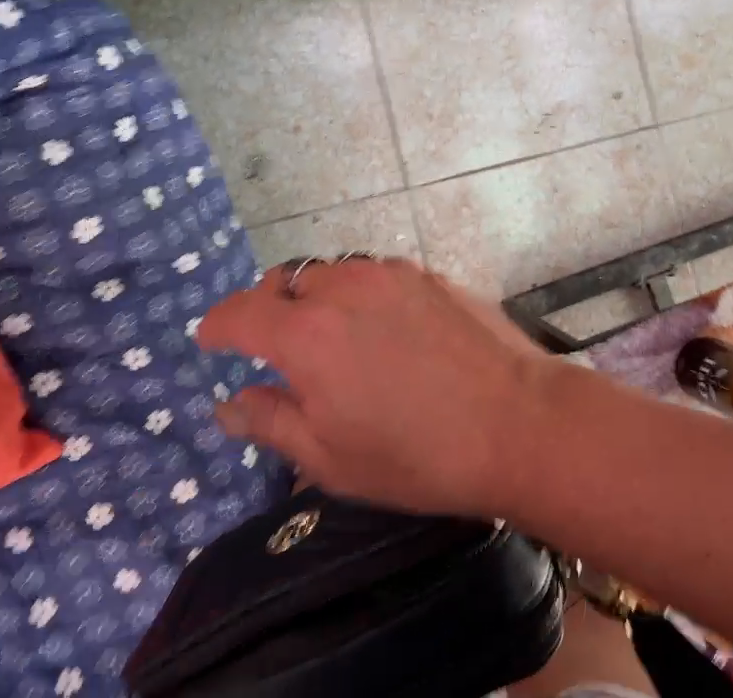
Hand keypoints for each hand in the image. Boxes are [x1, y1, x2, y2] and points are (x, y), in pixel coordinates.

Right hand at [196, 257, 557, 516]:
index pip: (238, 313)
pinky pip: (374, 275)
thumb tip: (228, 403)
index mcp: (305, 335)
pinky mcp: (428, 274)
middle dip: (267, 308)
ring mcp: (389, 274)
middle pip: (282, 282)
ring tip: (335, 338)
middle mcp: (341, 289)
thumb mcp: (331, 458)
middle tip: (275, 346)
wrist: (520, 424)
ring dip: (316, 299)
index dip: (218, 327)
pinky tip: (385, 331)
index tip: (212, 342)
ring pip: (330, 273)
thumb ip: (270, 421)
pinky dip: (360, 295)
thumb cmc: (418, 456)